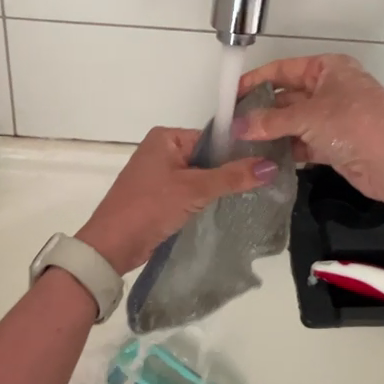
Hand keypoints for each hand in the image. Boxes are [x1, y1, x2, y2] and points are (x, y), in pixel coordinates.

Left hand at [75, 127, 275, 274]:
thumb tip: (271, 166)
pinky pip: (190, 192)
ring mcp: (159, 175)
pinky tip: (228, 207)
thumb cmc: (150, 207)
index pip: (211, 137)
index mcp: (165, 137)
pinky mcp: (160, 197)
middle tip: (265, 181)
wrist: (112, 245)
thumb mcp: (194, 189)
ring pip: (200, 177)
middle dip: (230, 171)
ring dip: (218, 187)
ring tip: (253, 194)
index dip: (237, 151)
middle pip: (207, 157)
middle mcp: (161, 150)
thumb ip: (232, 177)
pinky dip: (205, 199)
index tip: (267, 162)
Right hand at [234, 53, 383, 203]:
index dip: (256, 80)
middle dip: (261, 110)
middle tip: (232, 125)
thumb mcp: (308, 117)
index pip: (283, 69)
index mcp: (328, 69)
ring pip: (294, 122)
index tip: (231, 95)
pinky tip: (264, 158)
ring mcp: (334, 118)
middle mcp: (331, 89)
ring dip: (272, 133)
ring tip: (242, 143)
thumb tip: (236, 126)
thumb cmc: (355, 125)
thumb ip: (269, 121)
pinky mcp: (335, 144)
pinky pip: (303, 143)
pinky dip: (286, 149)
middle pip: (287, 96)